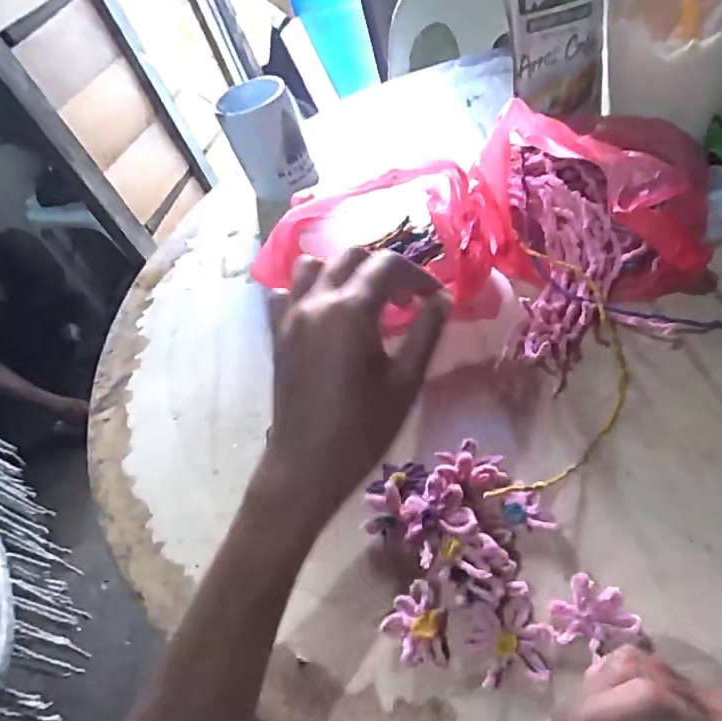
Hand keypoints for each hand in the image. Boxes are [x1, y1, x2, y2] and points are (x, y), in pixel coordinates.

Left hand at [258, 248, 449, 523]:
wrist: (308, 464)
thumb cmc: (365, 428)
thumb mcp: (406, 381)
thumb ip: (426, 332)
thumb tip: (443, 300)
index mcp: (351, 310)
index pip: (389, 266)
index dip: (419, 276)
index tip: (436, 298)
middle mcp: (317, 301)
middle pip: (353, 256)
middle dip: (386, 269)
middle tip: (408, 300)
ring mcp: (291, 315)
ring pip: (315, 265)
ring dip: (346, 272)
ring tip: (367, 300)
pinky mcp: (279, 333)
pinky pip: (289, 291)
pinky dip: (312, 290)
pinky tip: (329, 315)